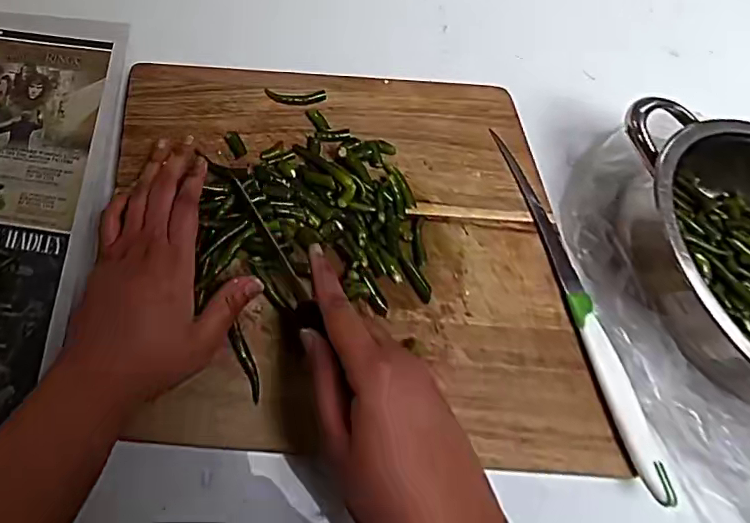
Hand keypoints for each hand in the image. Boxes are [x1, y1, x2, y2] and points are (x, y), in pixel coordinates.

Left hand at [55, 137, 261, 415]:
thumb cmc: (153, 359)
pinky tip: (127, 190)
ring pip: (136, 199)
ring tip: (159, 150)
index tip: (202, 162)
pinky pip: (110, 218)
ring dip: (148, 171)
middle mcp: (147, 248)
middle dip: (173, 164)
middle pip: (160, 193)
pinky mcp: (103, 258)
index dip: (194, 181)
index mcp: (174, 264)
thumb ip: (226, 307)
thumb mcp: (201, 342)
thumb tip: (253, 281)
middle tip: (184, 143)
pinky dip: (120, 199)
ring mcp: (121, 250)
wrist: (100, 368)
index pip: (186, 209)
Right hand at [303, 246, 505, 522]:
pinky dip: (375, 362)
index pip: (341, 311)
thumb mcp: (337, 441)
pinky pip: (398, 364)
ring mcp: (427, 383)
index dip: (324, 278)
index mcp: (375, 372)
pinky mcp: (440, 401)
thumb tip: (310, 337)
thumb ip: (321, 380)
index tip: (314, 250)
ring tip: (335, 374)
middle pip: (361, 324)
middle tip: (309, 330)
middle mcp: (405, 367)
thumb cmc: (388, 499)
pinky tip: (365, 395)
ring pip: (380, 343)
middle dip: (335, 320)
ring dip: (355, 344)